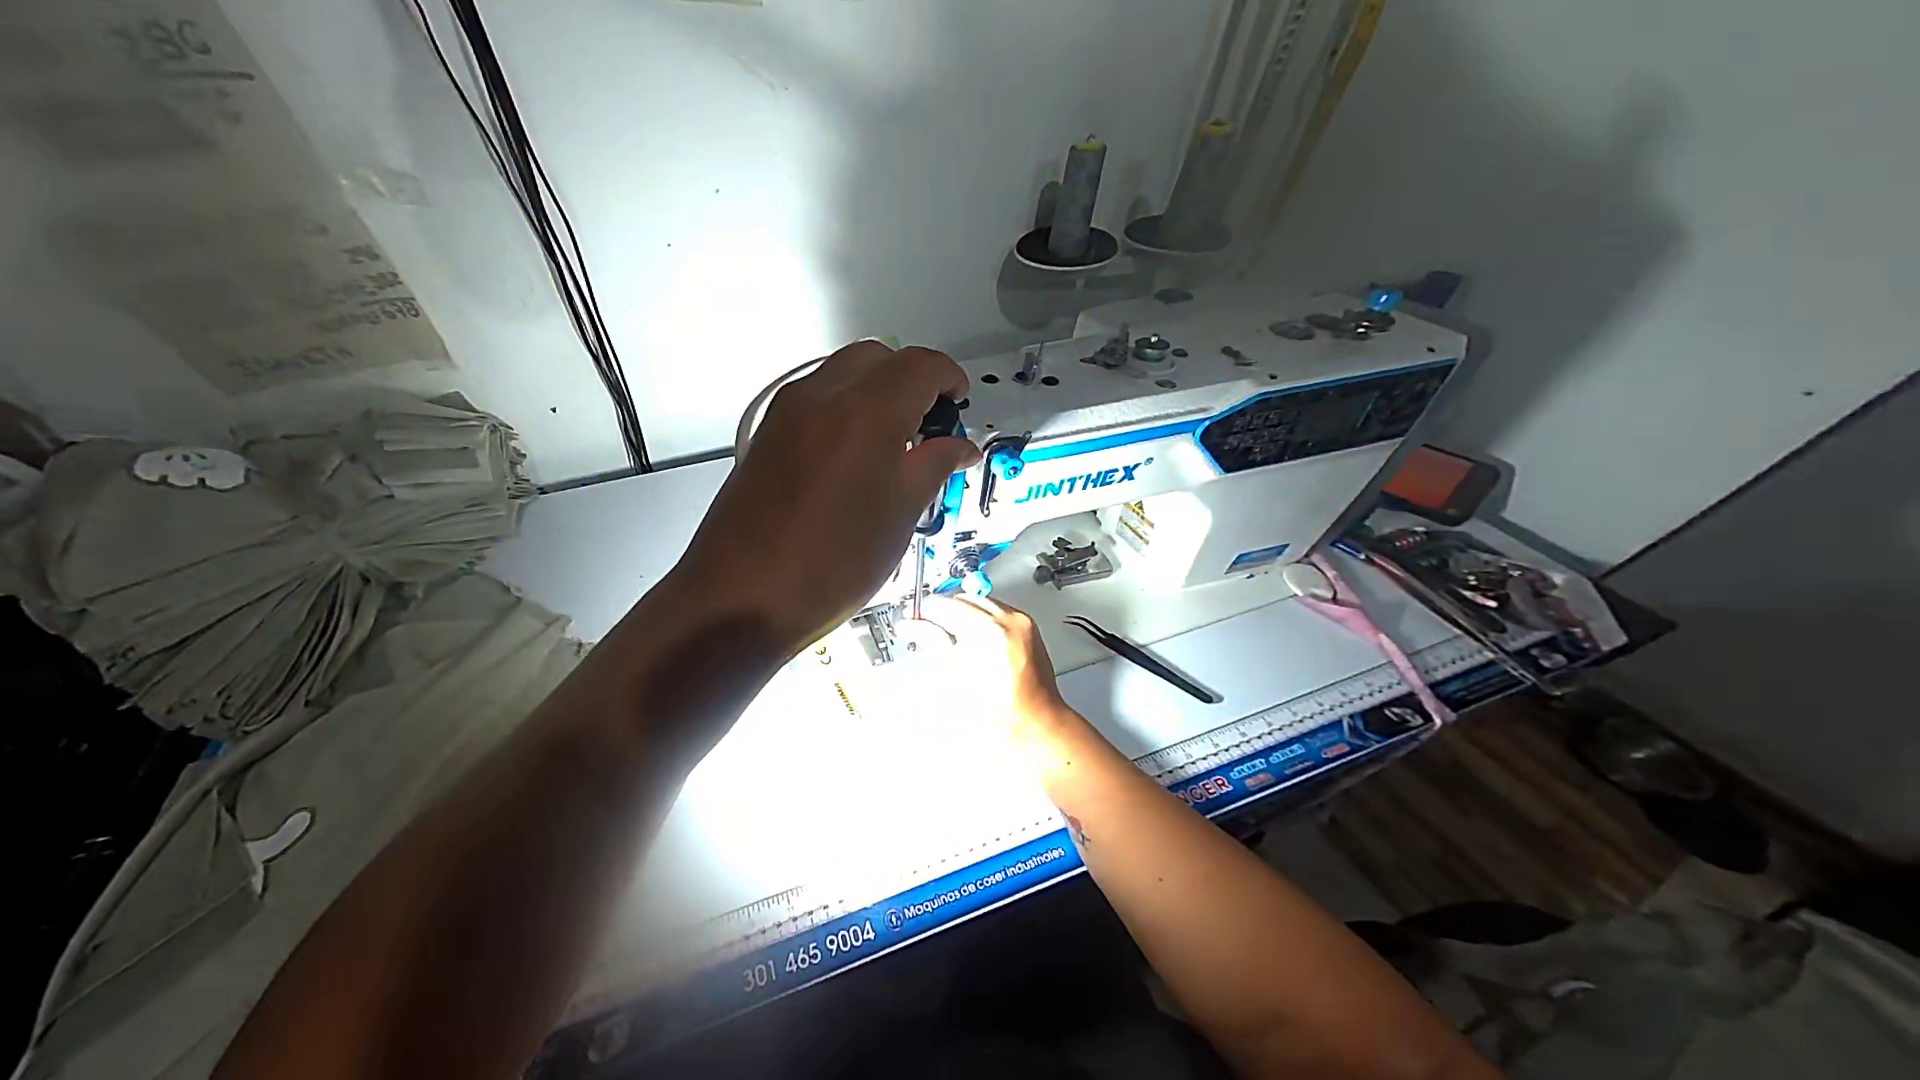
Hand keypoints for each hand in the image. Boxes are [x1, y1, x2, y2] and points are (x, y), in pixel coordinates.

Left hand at [670, 341, 979, 652]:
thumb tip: (957, 448)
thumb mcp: (900, 515)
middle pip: (879, 357)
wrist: (742, 598)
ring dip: (878, 389)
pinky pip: (816, 397)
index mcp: (866, 412)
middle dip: (913, 379)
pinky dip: (846, 406)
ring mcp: (787, 413)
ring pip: (844, 371)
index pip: (921, 366)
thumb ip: (934, 466)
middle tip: (932, 423)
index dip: (949, 378)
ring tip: (896, 442)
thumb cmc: (825, 566)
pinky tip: (857, 454)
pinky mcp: (767, 433)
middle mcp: (822, 397)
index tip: (959, 401)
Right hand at [916, 595, 1072, 742]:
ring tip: (951, 632)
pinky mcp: (1028, 627)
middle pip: (965, 598)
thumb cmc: (999, 711)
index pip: (947, 604)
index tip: (915, 615)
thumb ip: (933, 643)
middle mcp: (1008, 620)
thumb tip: (915, 626)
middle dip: (944, 609)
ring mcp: (1021, 622)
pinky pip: (999, 610)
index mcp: (987, 631)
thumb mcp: (954, 676)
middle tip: (928, 623)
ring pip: (982, 601)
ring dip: (964, 611)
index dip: (925, 610)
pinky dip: (983, 617)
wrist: (1033, 720)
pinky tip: (974, 637)